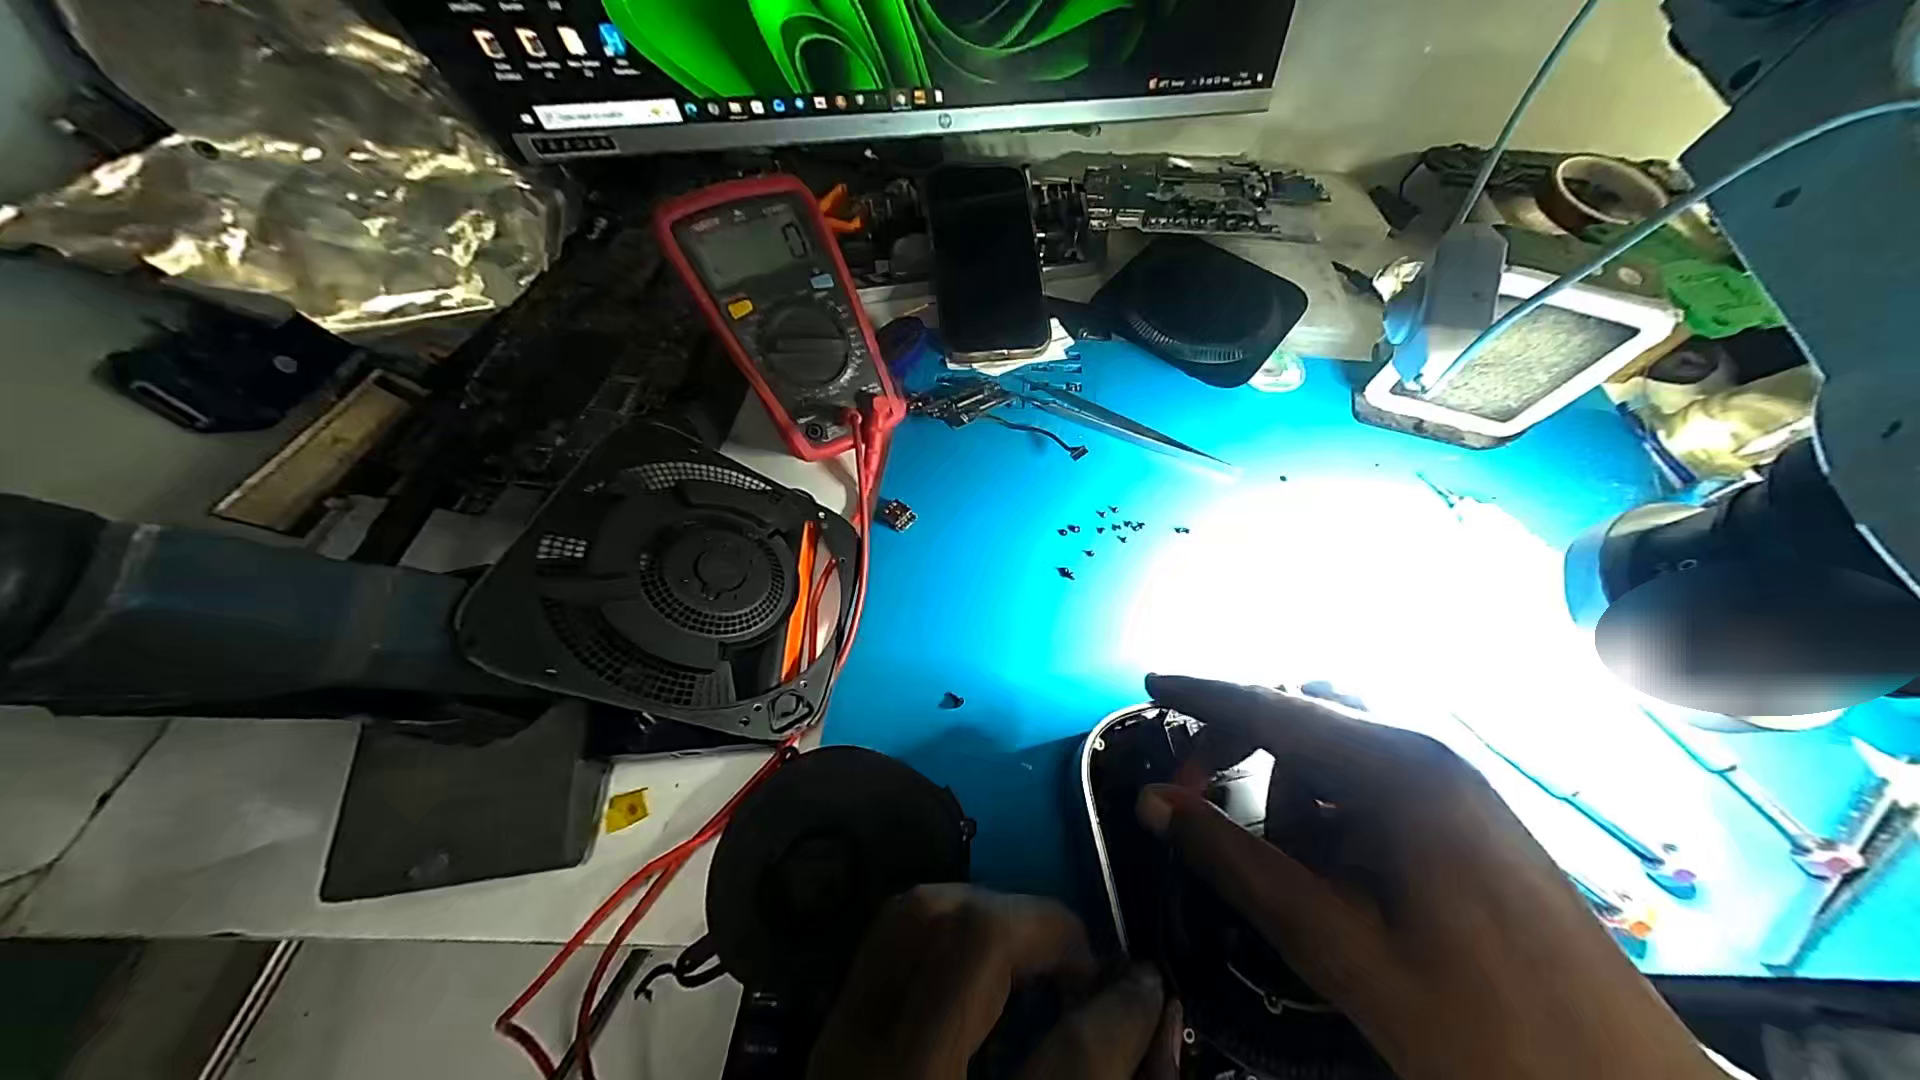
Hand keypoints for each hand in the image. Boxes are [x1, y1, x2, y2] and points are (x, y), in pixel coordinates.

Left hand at [809, 884, 1181, 1079]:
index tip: (1146, 984)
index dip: (1121, 1015)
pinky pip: (892, 931)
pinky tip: (980, 949)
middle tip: (1082, 953)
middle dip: (1044, 926)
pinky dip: (946, 918)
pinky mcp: (832, 1026)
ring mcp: (846, 1047)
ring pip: (920, 913)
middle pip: (974, 944)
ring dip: (989, 907)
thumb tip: (1156, 1014)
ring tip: (1033, 941)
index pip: (1069, 1066)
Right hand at [1138, 675, 1718, 1079]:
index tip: (1147, 684)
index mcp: (1398, 770)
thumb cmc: (1485, 1026)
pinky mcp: (1459, 812)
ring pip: (1329, 753)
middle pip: (1300, 717)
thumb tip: (1152, 802)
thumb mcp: (1337, 945)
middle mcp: (1424, 753)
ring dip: (1285, 792)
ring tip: (1291, 870)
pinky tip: (1335, 873)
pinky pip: (1364, 782)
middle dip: (1236, 745)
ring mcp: (1449, 780)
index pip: (1272, 707)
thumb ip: (1235, 861)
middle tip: (1191, 793)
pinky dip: (1325, 811)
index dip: (1202, 693)